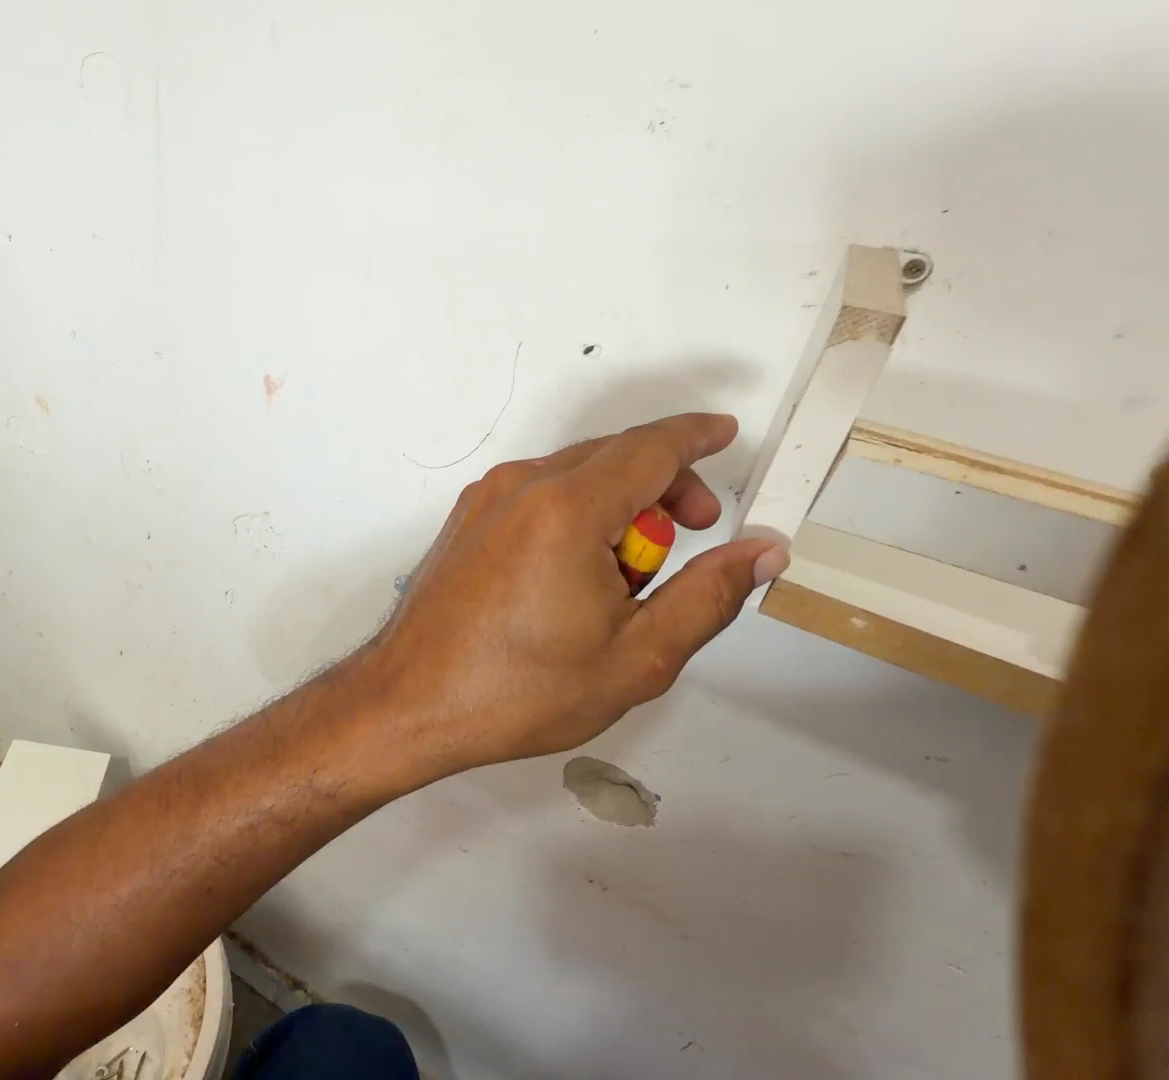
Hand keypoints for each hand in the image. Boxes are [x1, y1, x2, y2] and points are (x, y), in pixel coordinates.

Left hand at [359, 413, 788, 777]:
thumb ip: (708, 596)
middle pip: (612, 457)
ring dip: (617, 506)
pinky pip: (536, 497)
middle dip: (664, 484)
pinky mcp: (465, 523)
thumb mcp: (636, 657)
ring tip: (626, 580)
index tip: (724, 436)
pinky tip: (575, 577)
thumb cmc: (516, 691)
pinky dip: (572, 517)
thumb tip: (759, 552)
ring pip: (573, 477)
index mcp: (566, 510)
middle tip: (696, 532)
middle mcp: (519, 488)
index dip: (696, 439)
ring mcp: (484, 502)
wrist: (409, 705)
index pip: (650, 448)